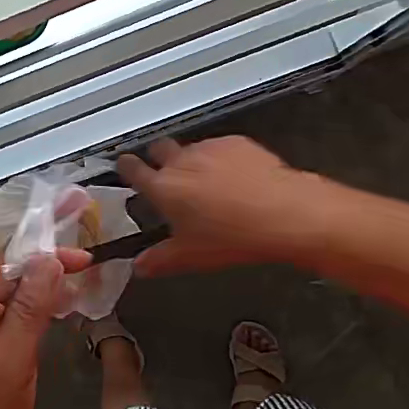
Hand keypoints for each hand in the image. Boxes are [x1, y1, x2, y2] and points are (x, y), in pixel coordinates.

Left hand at [0, 248, 91, 408]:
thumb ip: (29, 310)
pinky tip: (63, 302)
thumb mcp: (12, 362)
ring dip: (48, 283)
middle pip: (11, 273)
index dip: (44, 253)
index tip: (82, 255)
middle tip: (89, 265)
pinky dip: (42, 303)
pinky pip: (18, 309)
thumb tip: (49, 260)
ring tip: (82, 277)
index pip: (6, 265)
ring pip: (17, 289)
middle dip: (49, 265)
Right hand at [116, 136, 321, 276]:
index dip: (126, 167)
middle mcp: (182, 161)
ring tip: (210, 186)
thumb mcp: (190, 256)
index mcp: (163, 187)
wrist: (283, 213)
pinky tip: (236, 180)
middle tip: (169, 177)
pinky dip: (223, 159)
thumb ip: (159, 260)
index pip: (131, 168)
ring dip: (194, 162)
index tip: (126, 166)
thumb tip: (142, 266)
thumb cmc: (235, 235)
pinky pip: (221, 147)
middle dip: (159, 159)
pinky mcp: (236, 142)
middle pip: (159, 149)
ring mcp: (209, 149)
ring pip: (191, 149)